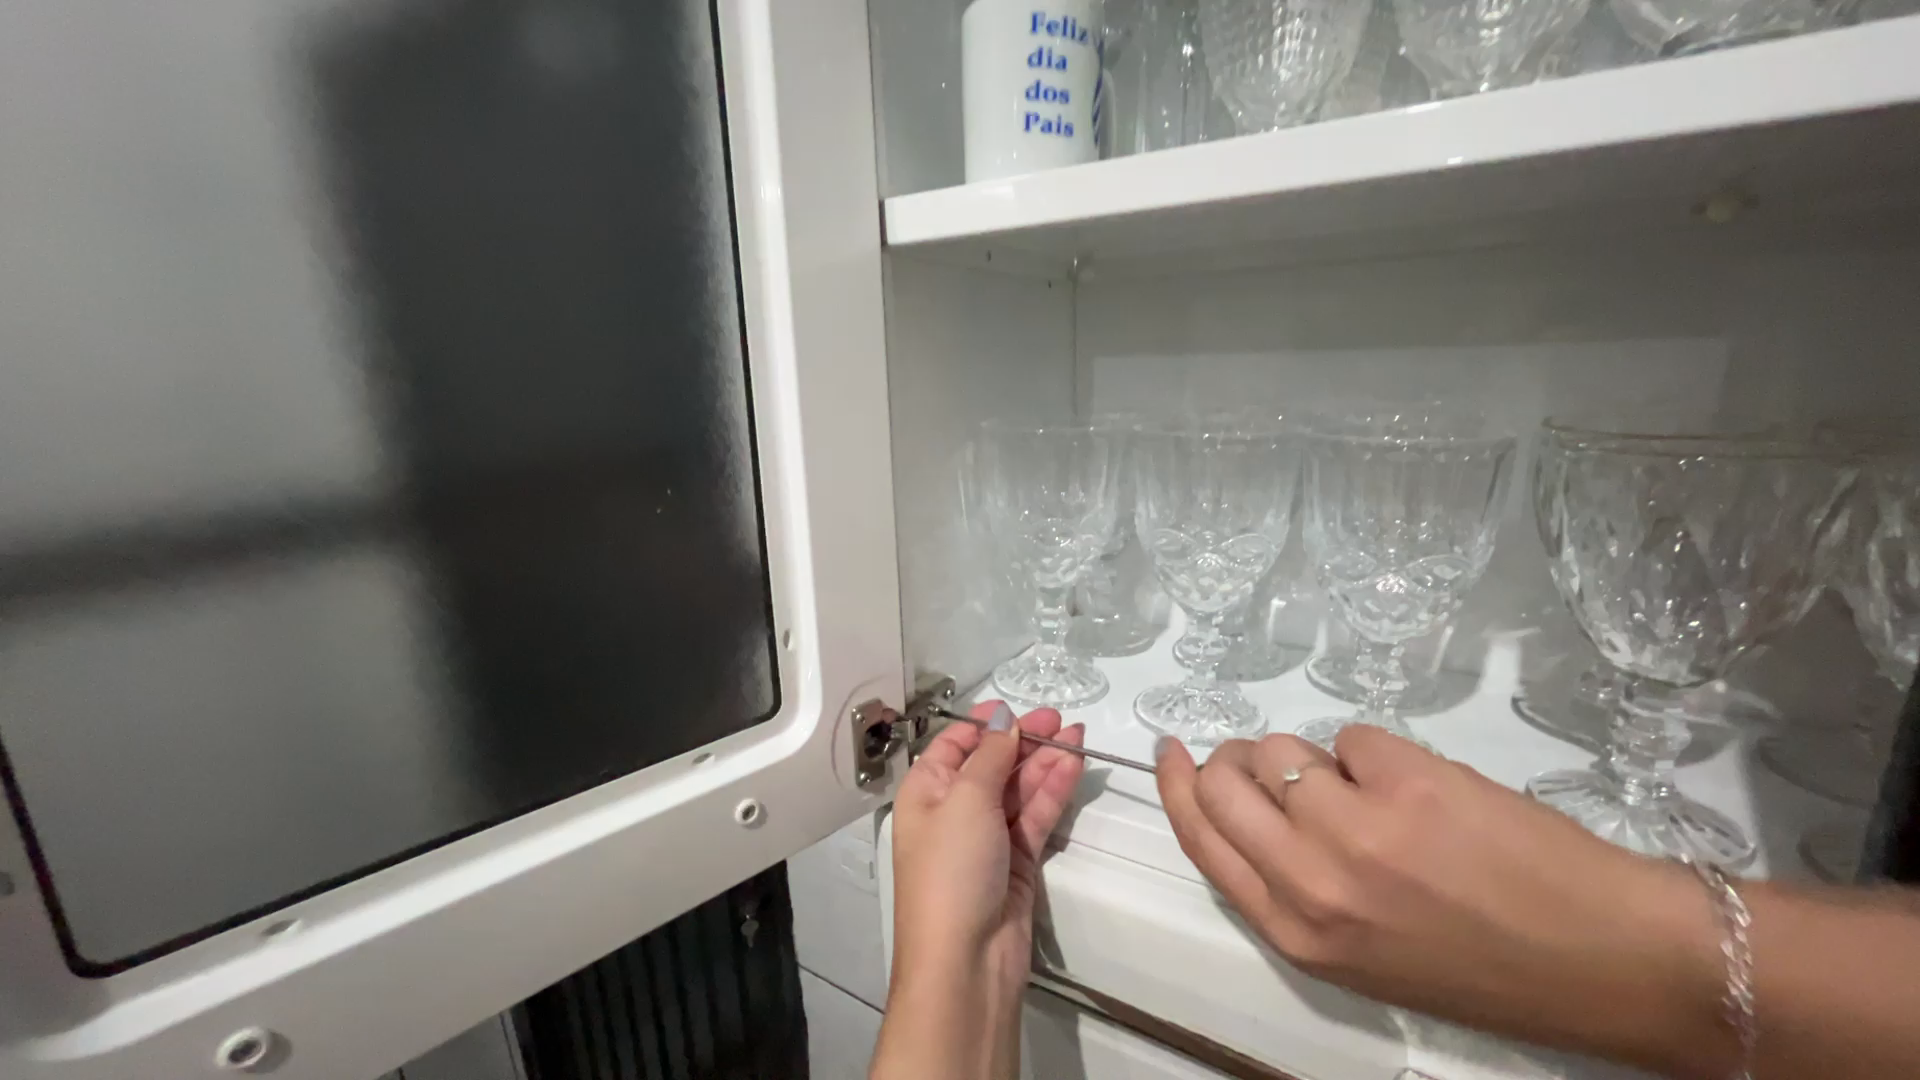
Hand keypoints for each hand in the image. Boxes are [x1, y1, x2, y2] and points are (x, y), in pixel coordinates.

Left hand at [872, 702, 1085, 1079]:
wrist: (966, 960)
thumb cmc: (951, 869)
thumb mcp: (965, 799)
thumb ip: (990, 755)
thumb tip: (1002, 719)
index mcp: (926, 790)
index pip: (955, 744)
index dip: (986, 723)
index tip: (1018, 707)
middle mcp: (953, 809)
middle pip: (992, 762)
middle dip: (1024, 739)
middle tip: (1061, 720)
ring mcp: (987, 836)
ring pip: (1018, 787)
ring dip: (1045, 761)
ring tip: (1078, 736)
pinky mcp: (1017, 860)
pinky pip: (1035, 815)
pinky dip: (1053, 791)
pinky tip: (1073, 766)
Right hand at [1156, 725, 1730, 1077]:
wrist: (1609, 959)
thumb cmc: (1473, 961)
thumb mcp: (1352, 949)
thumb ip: (1283, 880)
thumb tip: (1242, 795)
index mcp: (1295, 931)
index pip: (1201, 838)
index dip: (1176, 786)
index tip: (1169, 750)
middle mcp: (1311, 880)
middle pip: (1224, 780)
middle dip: (1239, 760)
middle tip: (1278, 767)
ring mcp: (1356, 826)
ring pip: (1282, 747)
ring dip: (1312, 759)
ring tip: (1368, 793)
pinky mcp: (1406, 780)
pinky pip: (1349, 737)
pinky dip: (1373, 755)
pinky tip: (1417, 790)